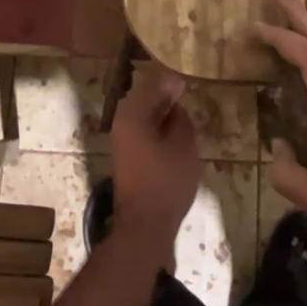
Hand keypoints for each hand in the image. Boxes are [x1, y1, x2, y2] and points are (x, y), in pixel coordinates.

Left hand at [107, 62, 201, 246]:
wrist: (145, 224)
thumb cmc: (166, 181)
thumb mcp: (183, 145)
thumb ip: (180, 118)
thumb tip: (175, 103)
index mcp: (132, 115)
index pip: (151, 86)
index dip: (169, 82)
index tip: (185, 81)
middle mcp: (121, 124)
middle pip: (142, 99)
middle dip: (162, 95)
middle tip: (184, 93)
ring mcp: (121, 141)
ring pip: (140, 115)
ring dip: (159, 111)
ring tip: (181, 114)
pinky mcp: (126, 157)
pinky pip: (140, 130)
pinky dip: (155, 126)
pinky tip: (171, 134)